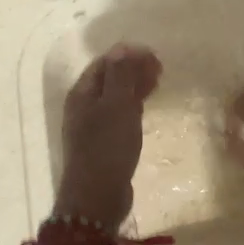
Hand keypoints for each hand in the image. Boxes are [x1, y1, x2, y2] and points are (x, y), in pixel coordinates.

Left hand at [56, 44, 161, 231]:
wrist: (97, 197)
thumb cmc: (107, 147)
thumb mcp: (116, 106)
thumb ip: (120, 76)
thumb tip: (123, 47)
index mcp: (82, 92)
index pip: (106, 62)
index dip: (129, 55)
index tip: (156, 57)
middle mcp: (84, 105)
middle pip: (109, 78)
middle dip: (133, 69)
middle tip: (161, 69)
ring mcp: (92, 125)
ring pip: (115, 96)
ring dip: (134, 86)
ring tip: (157, 84)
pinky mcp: (104, 143)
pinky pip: (119, 114)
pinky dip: (133, 105)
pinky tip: (145, 108)